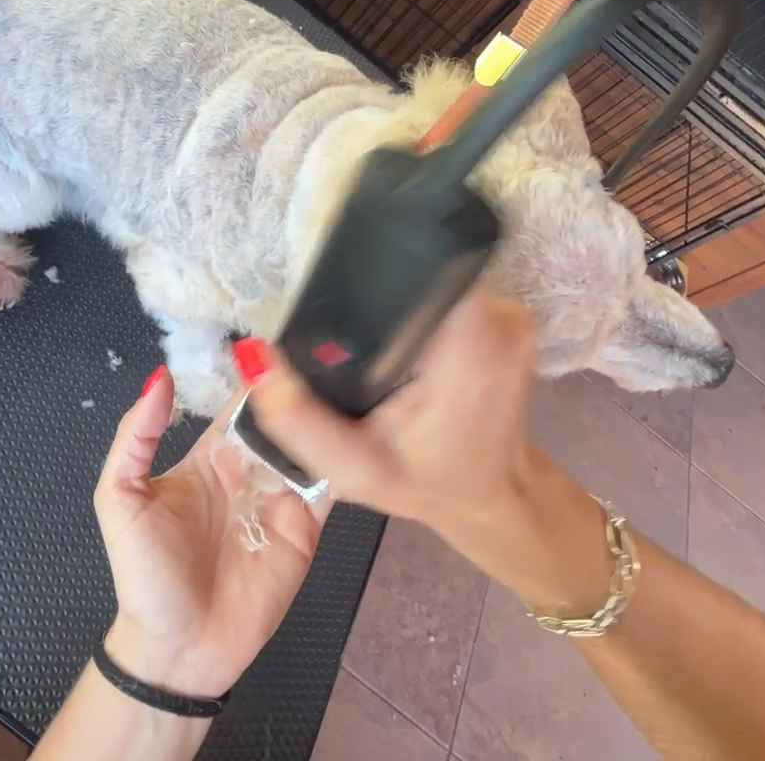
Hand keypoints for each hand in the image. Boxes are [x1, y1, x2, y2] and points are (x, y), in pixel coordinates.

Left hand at [95, 368, 327, 698]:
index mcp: (211, 456)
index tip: (281, 340)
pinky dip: (343, 461)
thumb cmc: (146, 572)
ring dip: (324, 420)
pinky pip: (329, 487)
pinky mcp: (307, 528)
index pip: (240, 406)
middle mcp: (251, 470)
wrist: (178, 649)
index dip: (258, 377)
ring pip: (310, 446)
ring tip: (351, 382)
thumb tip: (160, 375)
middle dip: (300, 390)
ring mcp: (282, 498)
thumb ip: (136, 435)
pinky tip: (353, 433)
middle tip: (330, 353)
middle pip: (282, 420)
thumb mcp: (121, 496)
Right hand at [240, 284, 611, 616]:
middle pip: (418, 269)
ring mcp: (510, 311)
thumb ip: (298, 419)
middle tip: (350, 340)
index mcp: (466, 347)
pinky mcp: (508, 312)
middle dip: (377, 294)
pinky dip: (422, 312)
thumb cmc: (425, 481)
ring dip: (400, 304)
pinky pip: (451, 290)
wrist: (494, 495)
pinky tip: (406, 346)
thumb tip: (254, 355)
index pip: (414, 269)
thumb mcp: (351, 468)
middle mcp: (496, 316)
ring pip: (434, 278)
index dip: (370, 270)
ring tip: (378, 346)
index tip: (337, 297)